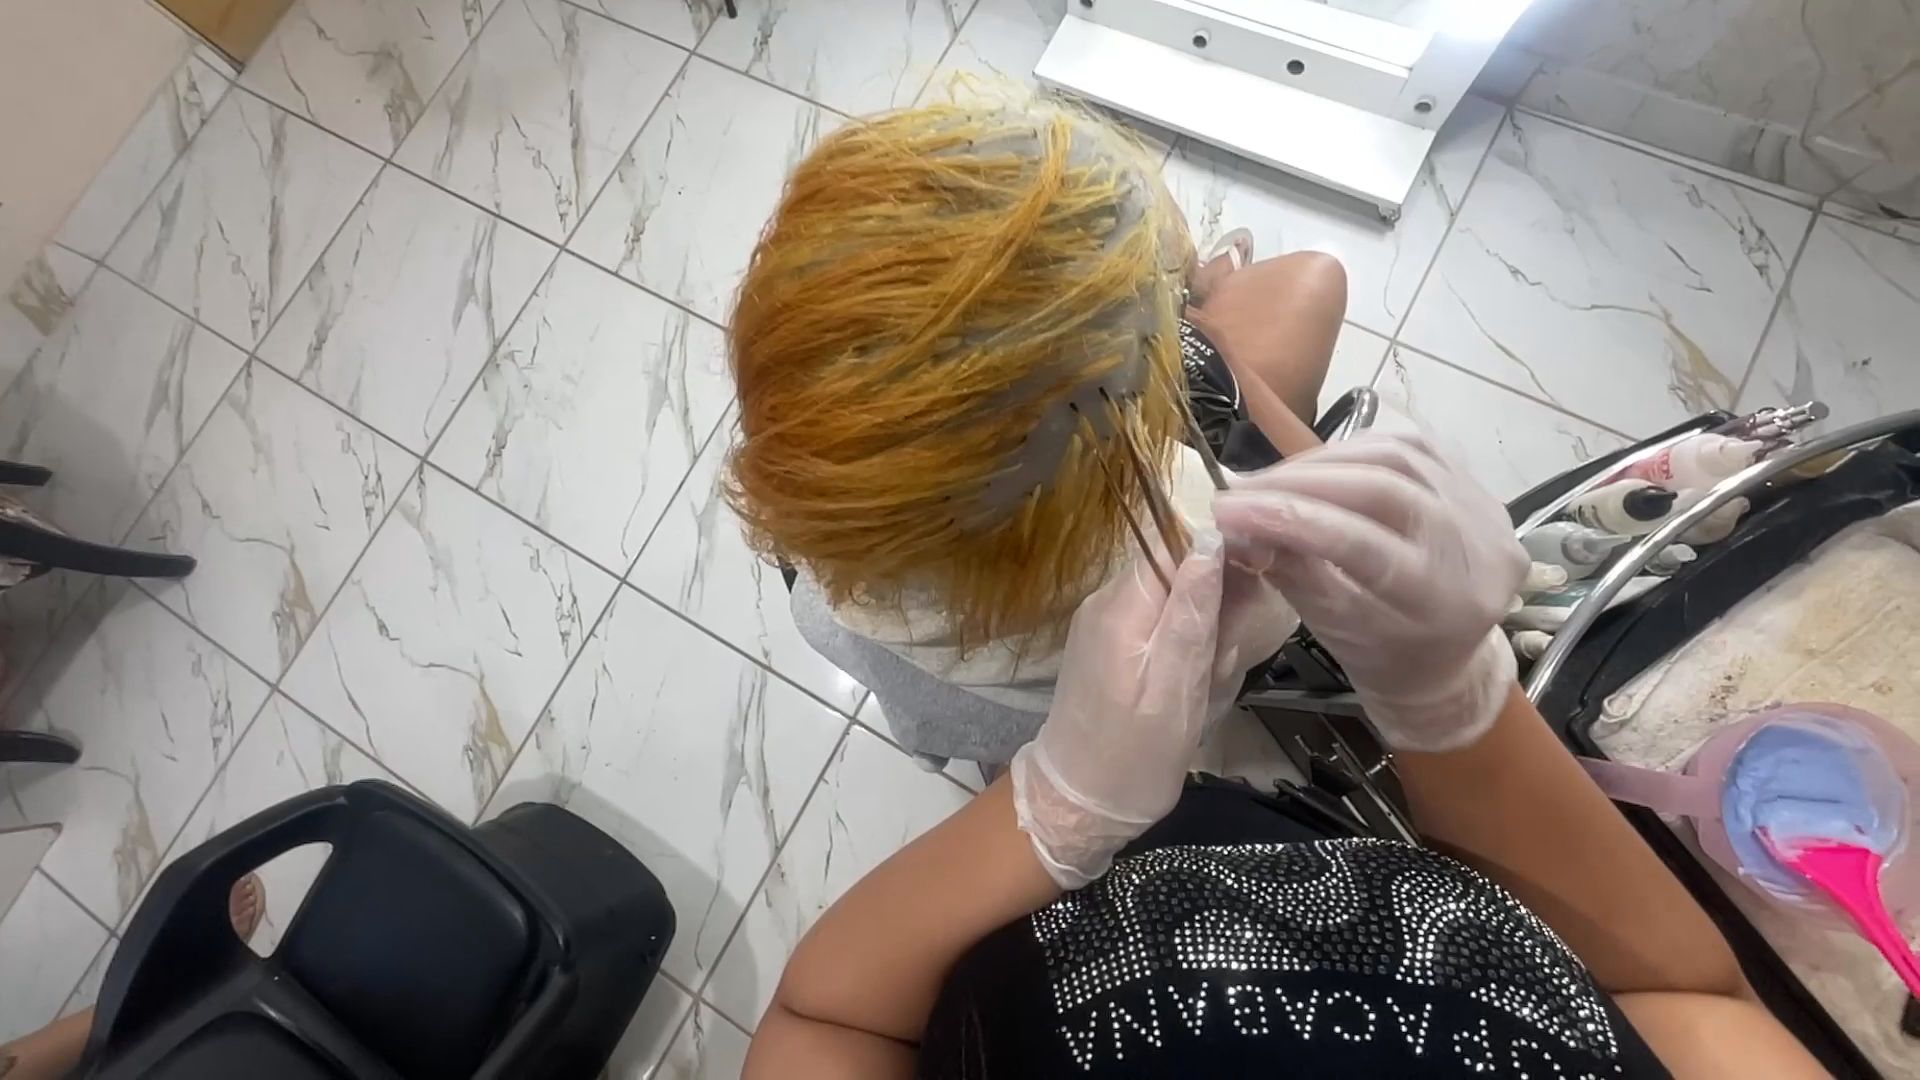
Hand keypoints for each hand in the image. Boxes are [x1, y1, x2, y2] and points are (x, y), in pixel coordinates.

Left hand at [1011, 533, 1224, 888]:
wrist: (1077, 802)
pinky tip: (1188, 678)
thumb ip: (1193, 613)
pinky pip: (1152, 620)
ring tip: (1210, 672)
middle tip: (1227, 652)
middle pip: (1172, 566)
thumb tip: (1212, 539)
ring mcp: (1100, 621)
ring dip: (1200, 624)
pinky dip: (1179, 641)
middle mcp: (1103, 601)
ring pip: (1167, 594)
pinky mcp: (1103, 641)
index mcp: (1121, 606)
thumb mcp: (1177, 687)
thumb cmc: (1134, 756)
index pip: (1174, 543)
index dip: (1220, 553)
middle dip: (1213, 597)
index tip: (1254, 584)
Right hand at [1212, 434, 1527, 751]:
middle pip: (1381, 485)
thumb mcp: (1325, 624)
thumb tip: (1234, 524)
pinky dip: (1351, 451)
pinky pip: (1408, 446)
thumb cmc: (1378, 651)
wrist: (1442, 655)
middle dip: (1298, 482)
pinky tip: (1314, 468)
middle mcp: (1476, 548)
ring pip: (1395, 454)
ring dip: (1319, 461)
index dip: (1286, 517)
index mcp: (1440, 601)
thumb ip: (1283, 567)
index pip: (1357, 542)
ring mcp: (1484, 509)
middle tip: (1241, 490)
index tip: (1226, 510)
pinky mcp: (1475, 483)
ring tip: (1270, 481)